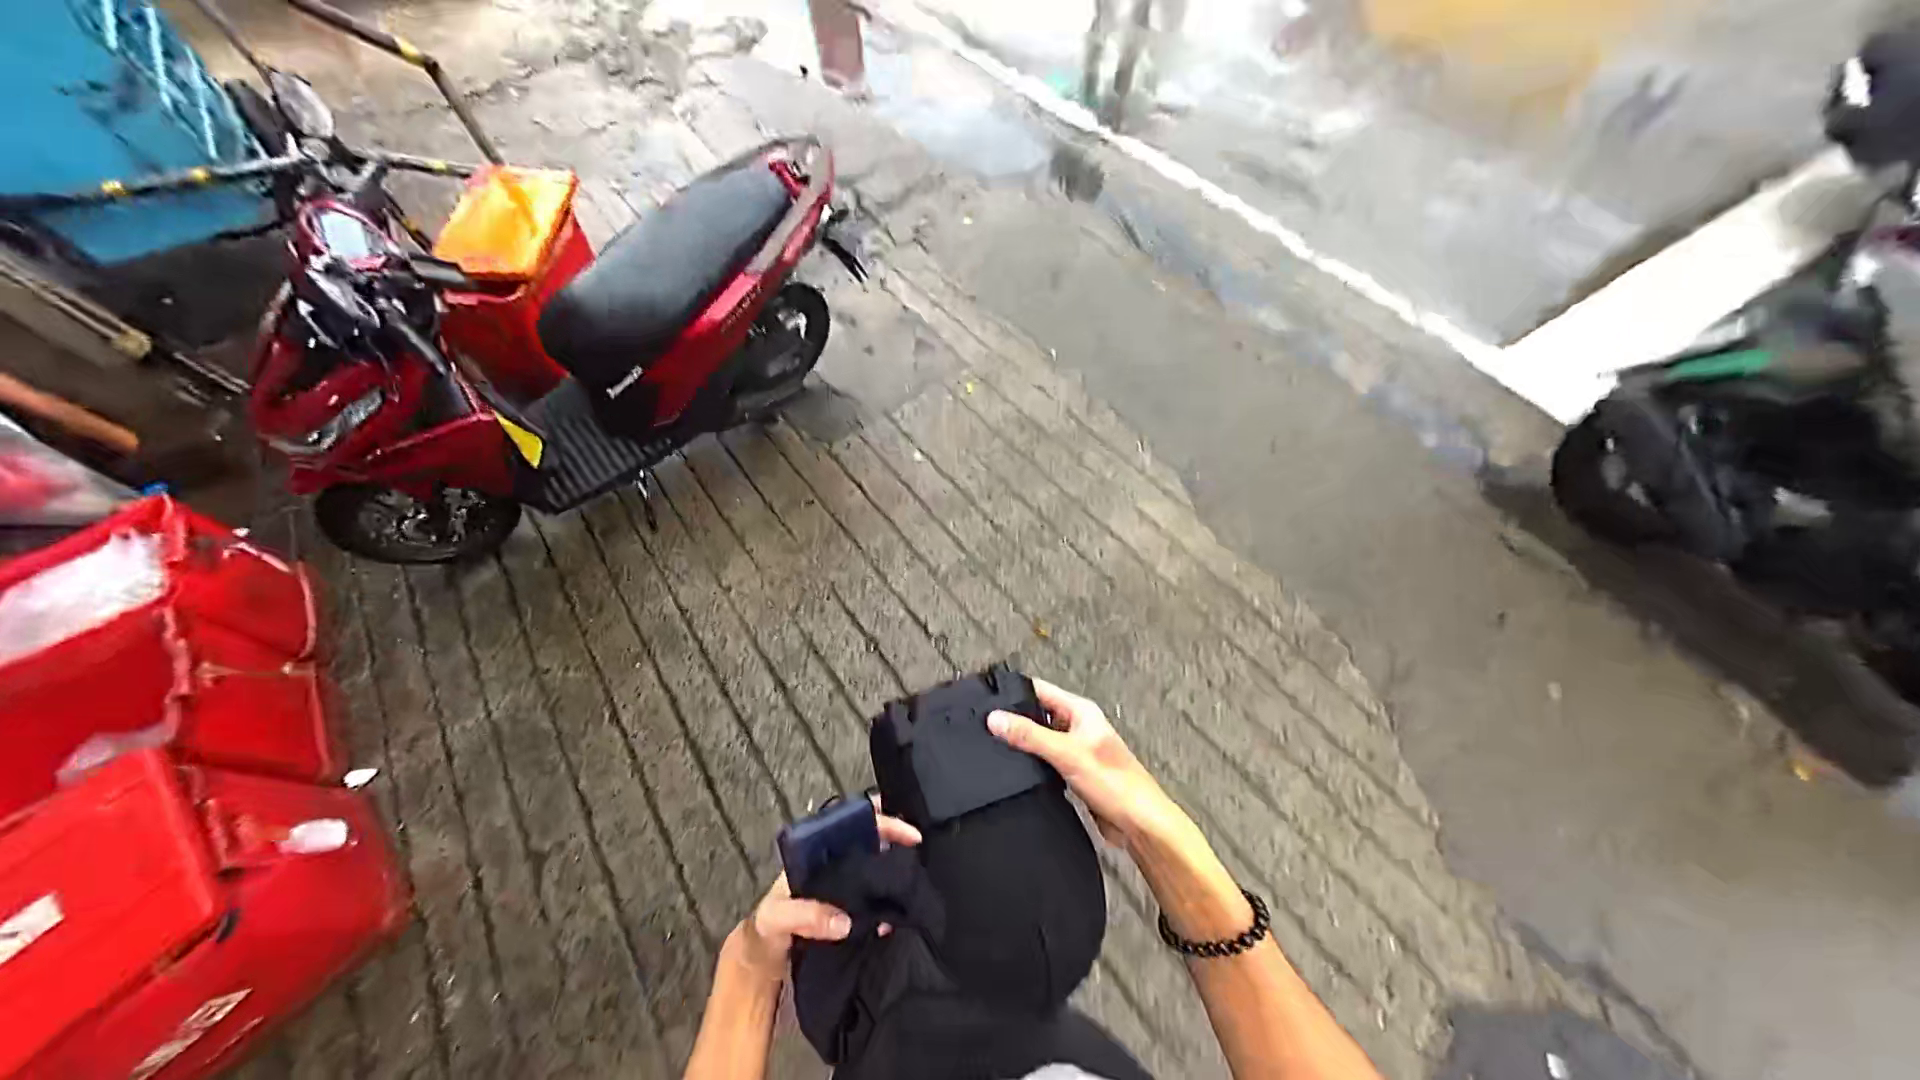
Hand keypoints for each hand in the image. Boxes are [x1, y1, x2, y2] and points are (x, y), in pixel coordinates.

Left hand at [727, 803, 921, 983]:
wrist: (763, 953)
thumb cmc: (768, 924)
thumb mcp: (776, 917)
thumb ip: (806, 916)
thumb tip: (844, 922)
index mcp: (815, 852)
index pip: (850, 822)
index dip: (875, 816)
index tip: (895, 821)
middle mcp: (833, 860)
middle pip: (869, 836)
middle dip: (893, 836)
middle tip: (915, 842)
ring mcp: (843, 880)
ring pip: (876, 862)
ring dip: (894, 866)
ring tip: (912, 876)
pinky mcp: (850, 904)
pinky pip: (875, 893)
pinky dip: (889, 898)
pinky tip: (897, 911)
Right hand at [988, 678, 1184, 848]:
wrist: (1138, 824)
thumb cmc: (1117, 784)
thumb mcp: (1066, 753)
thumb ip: (1030, 735)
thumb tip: (997, 719)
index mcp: (1081, 711)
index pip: (1040, 690)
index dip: (1014, 691)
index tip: (989, 698)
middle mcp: (1078, 726)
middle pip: (1037, 714)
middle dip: (1015, 719)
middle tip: (988, 725)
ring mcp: (1075, 749)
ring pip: (1040, 739)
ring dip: (1024, 743)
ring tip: (999, 746)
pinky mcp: (1073, 772)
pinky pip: (1045, 761)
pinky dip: (1032, 763)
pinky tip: (1019, 771)